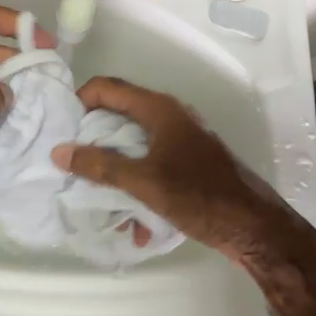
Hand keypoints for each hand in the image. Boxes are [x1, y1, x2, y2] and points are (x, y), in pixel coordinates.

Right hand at [52, 77, 299, 259]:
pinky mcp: (188, 162)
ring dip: (113, 163)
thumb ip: (100, 165)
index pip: (108, 87)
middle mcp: (170, 116)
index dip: (80, 100)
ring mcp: (181, 138)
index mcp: (160, 109)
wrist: (255, 228)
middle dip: (92, 135)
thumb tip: (60, 151)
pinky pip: (150, 161)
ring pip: (134, 141)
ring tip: (94, 189)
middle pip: (119, 113)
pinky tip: (132, 219)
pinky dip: (135, 180)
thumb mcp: (144, 182)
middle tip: (70, 158)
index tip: (61, 127)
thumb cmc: (199, 196)